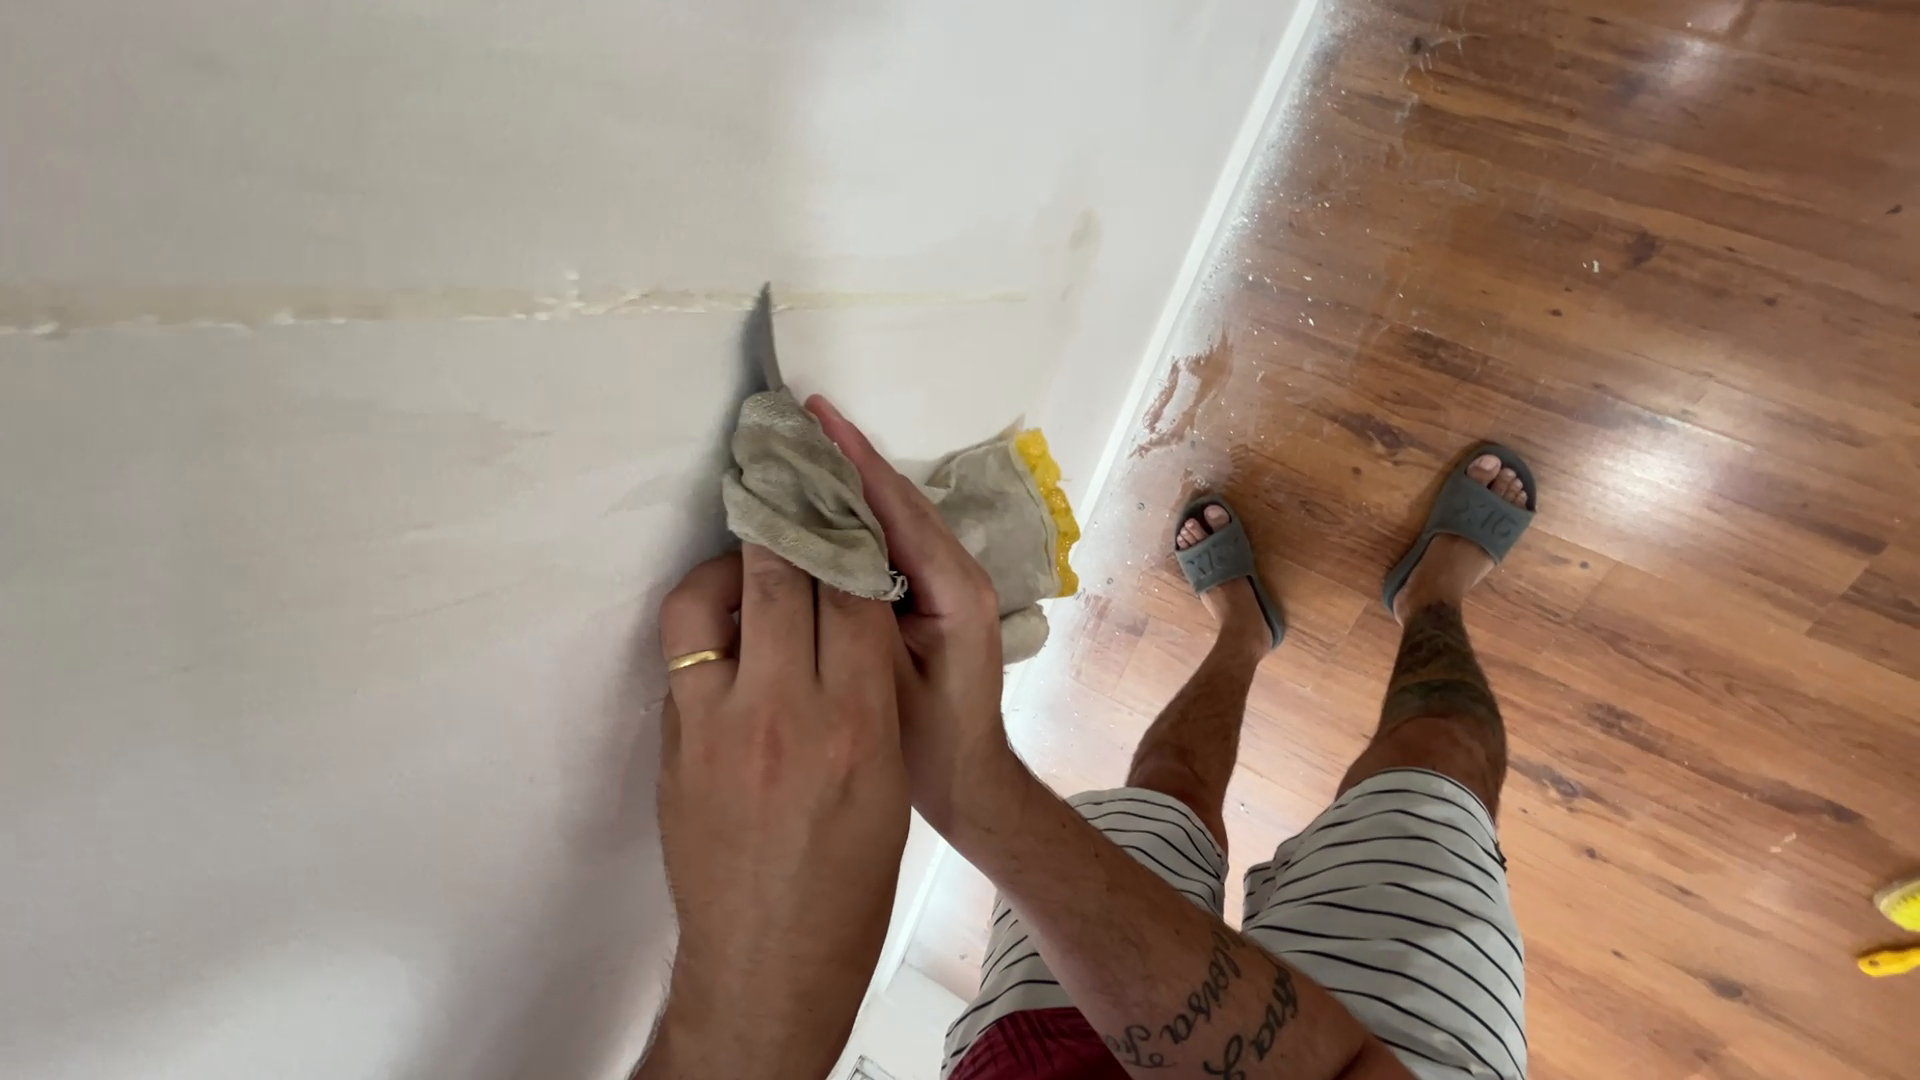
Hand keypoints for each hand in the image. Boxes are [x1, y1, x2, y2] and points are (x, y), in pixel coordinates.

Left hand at [640, 546, 909, 1079]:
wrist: (772, 958)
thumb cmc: (854, 873)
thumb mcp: (885, 773)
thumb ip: (867, 685)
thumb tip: (847, 612)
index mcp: (857, 722)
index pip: (851, 592)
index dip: (847, 533)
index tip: (843, 495)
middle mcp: (784, 712)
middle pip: (779, 575)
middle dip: (788, 516)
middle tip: (791, 479)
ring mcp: (716, 725)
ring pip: (709, 598)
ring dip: (731, 560)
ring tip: (753, 555)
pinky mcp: (674, 743)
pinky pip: (681, 650)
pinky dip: (704, 617)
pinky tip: (726, 621)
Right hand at [805, 396, 1017, 834]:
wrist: (969, 777)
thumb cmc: (925, 742)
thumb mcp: (884, 682)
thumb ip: (859, 614)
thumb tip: (816, 548)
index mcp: (956, 589)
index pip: (899, 511)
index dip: (856, 463)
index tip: (817, 417)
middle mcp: (962, 573)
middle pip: (902, 504)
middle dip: (853, 461)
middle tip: (803, 420)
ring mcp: (955, 581)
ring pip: (901, 517)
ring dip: (858, 482)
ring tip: (811, 446)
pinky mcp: (940, 592)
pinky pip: (899, 541)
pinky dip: (865, 516)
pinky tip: (830, 502)